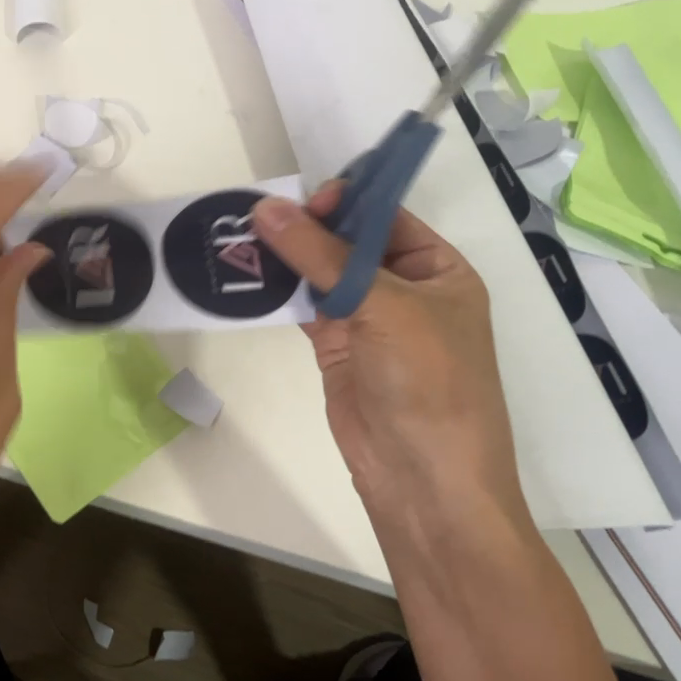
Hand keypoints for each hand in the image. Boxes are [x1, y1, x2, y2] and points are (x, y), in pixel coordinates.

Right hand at [252, 182, 524, 521]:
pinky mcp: (336, 345)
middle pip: (348, 240)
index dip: (346, 202)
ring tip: (243, 235)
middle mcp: (403, 288)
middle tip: (261, 216)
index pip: (386, 217)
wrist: (424, 480)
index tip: (302, 200)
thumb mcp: (383, 307)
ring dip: (287, 254)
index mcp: (437, 271)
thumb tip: (266, 208)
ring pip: (320, 270)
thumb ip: (320, 255)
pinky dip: (277, 288)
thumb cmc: (428, 382)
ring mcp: (367, 318)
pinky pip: (302, 303)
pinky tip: (248, 271)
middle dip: (307, 225)